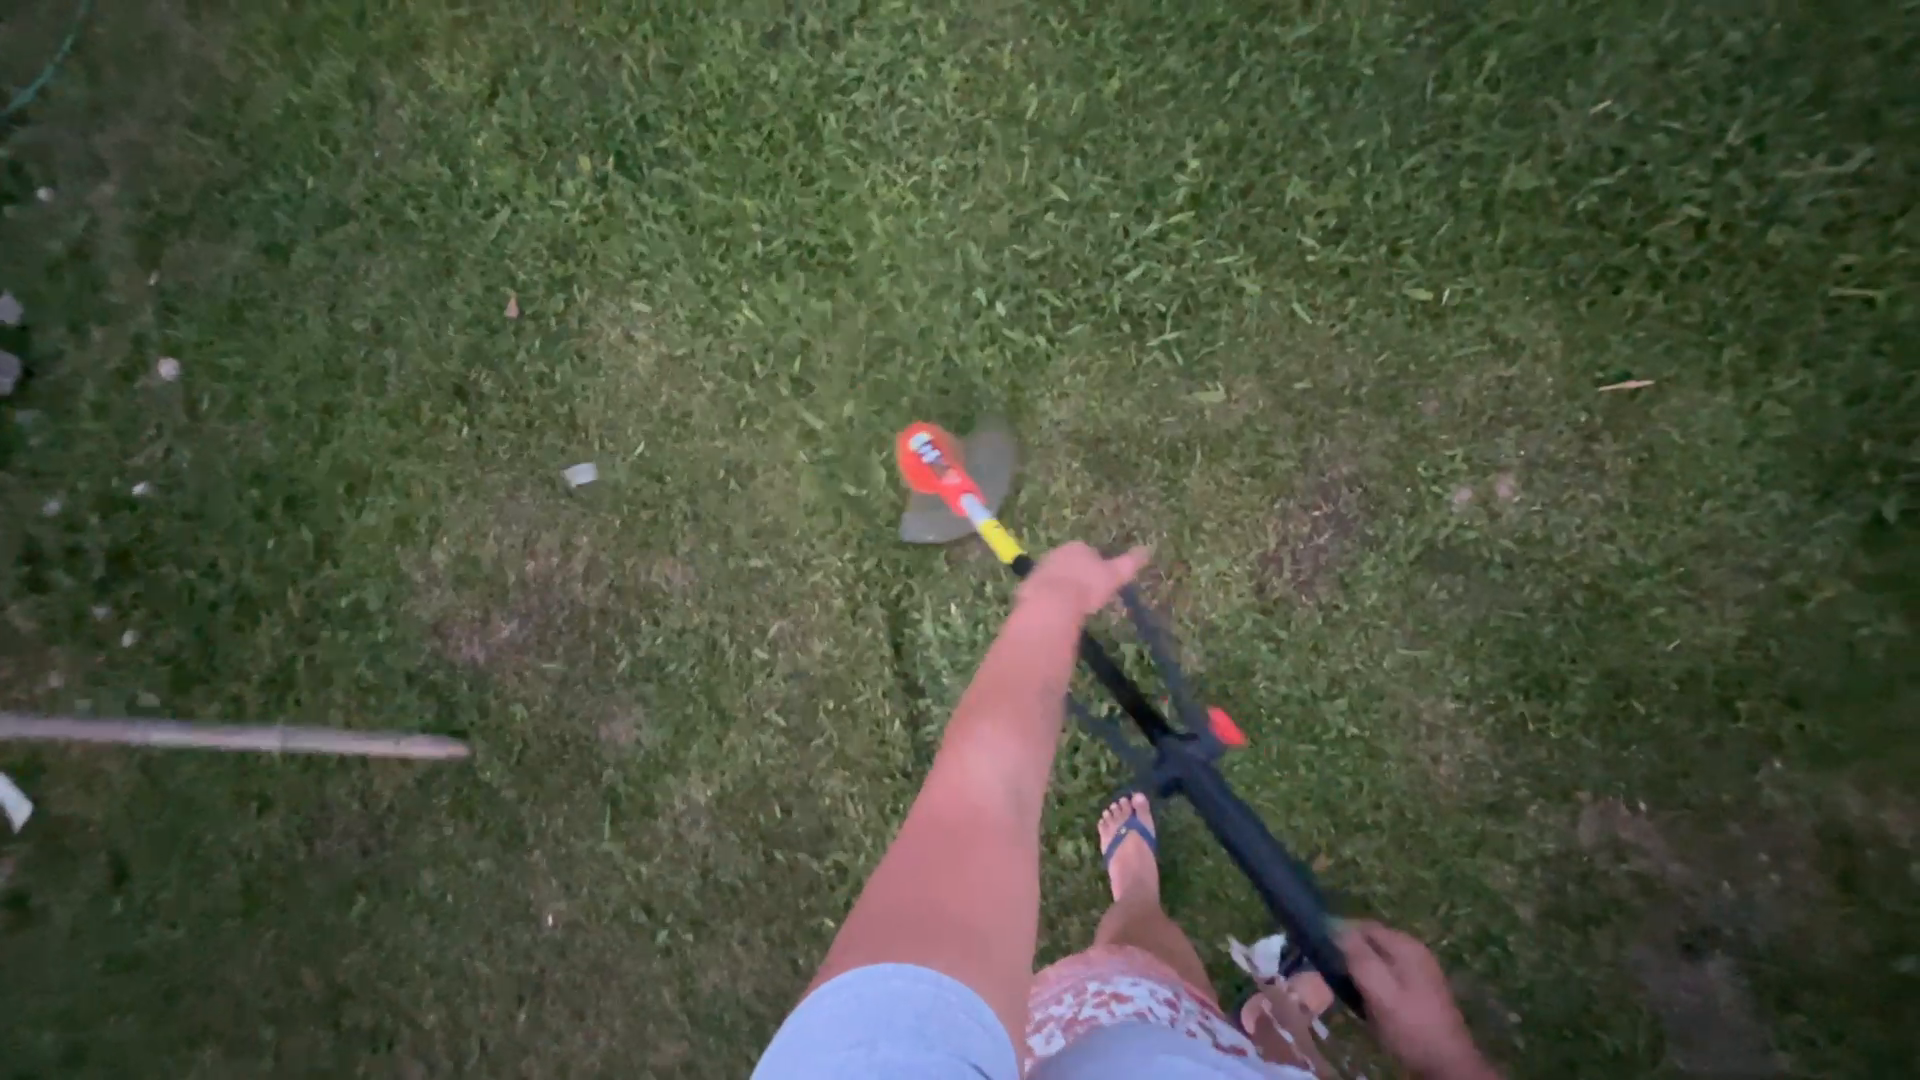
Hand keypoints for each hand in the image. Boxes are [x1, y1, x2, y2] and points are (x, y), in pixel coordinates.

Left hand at [1015, 543, 1148, 619]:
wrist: (1052, 603)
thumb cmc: (1087, 586)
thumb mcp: (1114, 575)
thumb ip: (1130, 563)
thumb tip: (1148, 549)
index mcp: (1077, 547)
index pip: (1089, 552)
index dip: (1096, 567)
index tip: (1101, 583)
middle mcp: (1055, 554)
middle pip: (1069, 563)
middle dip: (1077, 576)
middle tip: (1087, 596)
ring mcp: (1039, 570)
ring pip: (1054, 577)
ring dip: (1062, 588)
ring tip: (1072, 607)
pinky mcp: (1028, 587)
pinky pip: (1042, 593)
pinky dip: (1048, 600)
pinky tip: (1055, 613)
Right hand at [1341, 921, 1496, 1079]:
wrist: (1449, 1067)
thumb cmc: (1410, 1027)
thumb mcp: (1379, 991)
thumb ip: (1357, 956)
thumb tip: (1334, 926)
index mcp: (1405, 945)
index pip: (1362, 925)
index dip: (1339, 934)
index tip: (1322, 953)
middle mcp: (1414, 949)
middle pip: (1371, 939)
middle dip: (1350, 951)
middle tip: (1333, 972)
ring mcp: (1420, 969)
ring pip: (1378, 956)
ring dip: (1361, 966)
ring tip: (1348, 986)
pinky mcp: (1421, 987)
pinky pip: (1388, 971)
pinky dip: (1374, 978)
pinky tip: (1368, 997)